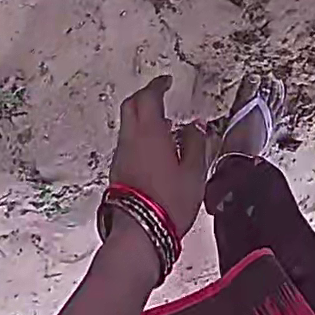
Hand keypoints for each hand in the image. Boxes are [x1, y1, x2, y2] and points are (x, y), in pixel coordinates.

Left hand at [111, 75, 207, 235]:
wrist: (140, 232)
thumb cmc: (169, 202)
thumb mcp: (193, 173)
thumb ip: (196, 144)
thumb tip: (196, 127)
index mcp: (150, 132)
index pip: (149, 97)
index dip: (157, 86)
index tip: (165, 81)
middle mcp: (131, 139)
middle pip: (132, 105)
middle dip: (145, 95)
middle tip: (160, 94)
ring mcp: (122, 154)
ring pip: (128, 124)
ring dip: (142, 116)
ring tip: (163, 123)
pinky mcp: (118, 169)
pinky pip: (128, 141)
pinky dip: (140, 135)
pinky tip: (155, 147)